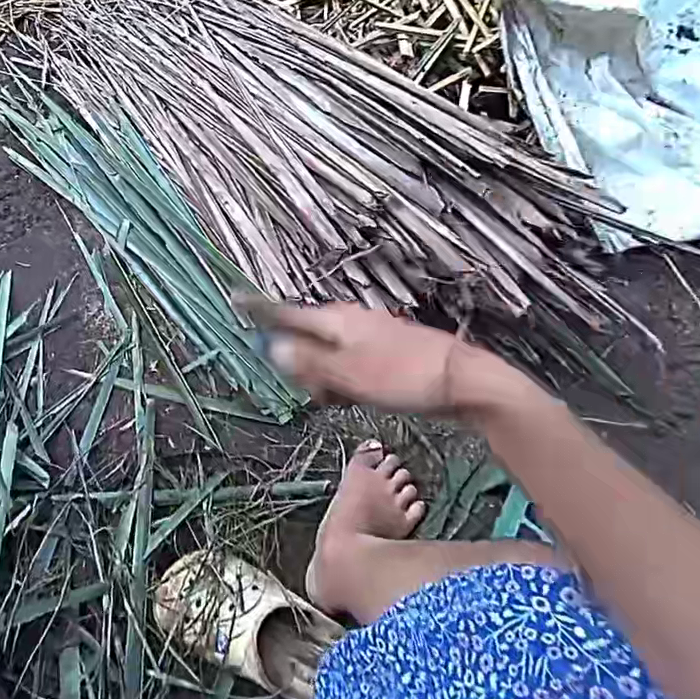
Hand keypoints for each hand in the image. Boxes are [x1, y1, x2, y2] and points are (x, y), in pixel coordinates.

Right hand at [259, 302, 551, 417]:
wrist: (464, 382)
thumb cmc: (403, 376)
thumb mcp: (349, 375)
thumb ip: (308, 363)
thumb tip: (271, 348)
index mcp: (335, 320)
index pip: (287, 313)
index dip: (260, 309)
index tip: (235, 299)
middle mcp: (347, 321)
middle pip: (305, 340)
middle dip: (304, 367)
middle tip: (322, 393)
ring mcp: (365, 336)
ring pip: (327, 356)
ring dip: (326, 379)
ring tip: (345, 399)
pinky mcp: (381, 353)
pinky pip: (347, 364)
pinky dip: (345, 381)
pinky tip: (358, 397)